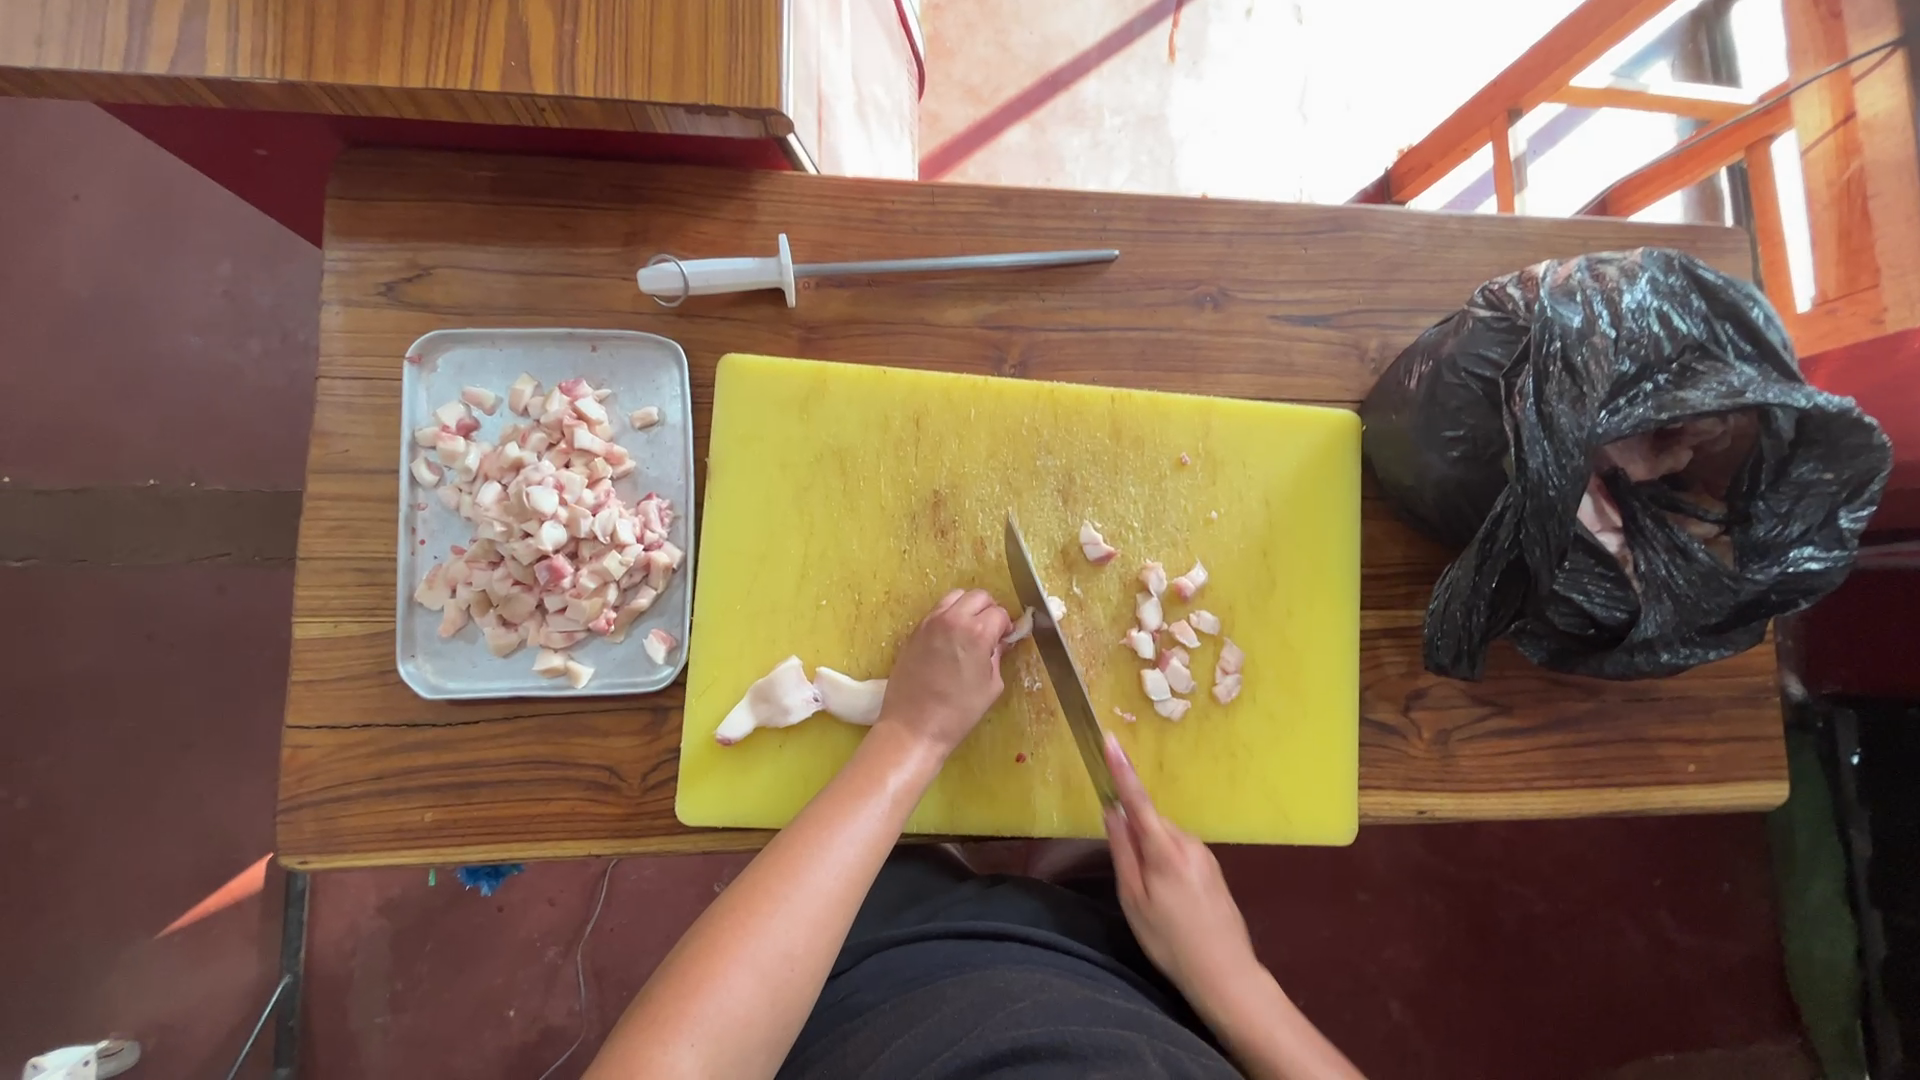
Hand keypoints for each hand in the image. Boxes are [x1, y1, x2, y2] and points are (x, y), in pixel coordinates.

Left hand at [876, 589, 1012, 756]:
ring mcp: (930, 622)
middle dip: (989, 611)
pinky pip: (937, 611)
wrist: (913, 726)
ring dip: (967, 608)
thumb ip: (997, 656)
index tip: (1005, 640)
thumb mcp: (991, 686)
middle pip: (978, 596)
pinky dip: (949, 616)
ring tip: (969, 632)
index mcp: (977, 632)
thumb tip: (1000, 642)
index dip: (1006, 627)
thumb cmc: (958, 712)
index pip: (999, 613)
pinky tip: (950, 639)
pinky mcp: (915, 630)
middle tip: (990, 633)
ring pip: (955, 597)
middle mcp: (953, 619)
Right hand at [1103, 733, 1261, 1012]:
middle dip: (1134, 835)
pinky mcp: (1213, 867)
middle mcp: (1188, 842)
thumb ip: (1121, 850)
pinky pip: (1178, 851)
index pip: (1137, 799)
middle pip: (1149, 821)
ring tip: (1153, 900)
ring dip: (1150, 853)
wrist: (1227, 975)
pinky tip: (1170, 900)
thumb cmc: (1170, 941)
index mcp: (1164, 849)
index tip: (1110, 740)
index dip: (1122, 770)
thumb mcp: (1133, 900)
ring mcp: (1204, 854)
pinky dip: (1165, 862)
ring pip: (1164, 838)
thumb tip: (1112, 810)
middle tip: (1130, 881)